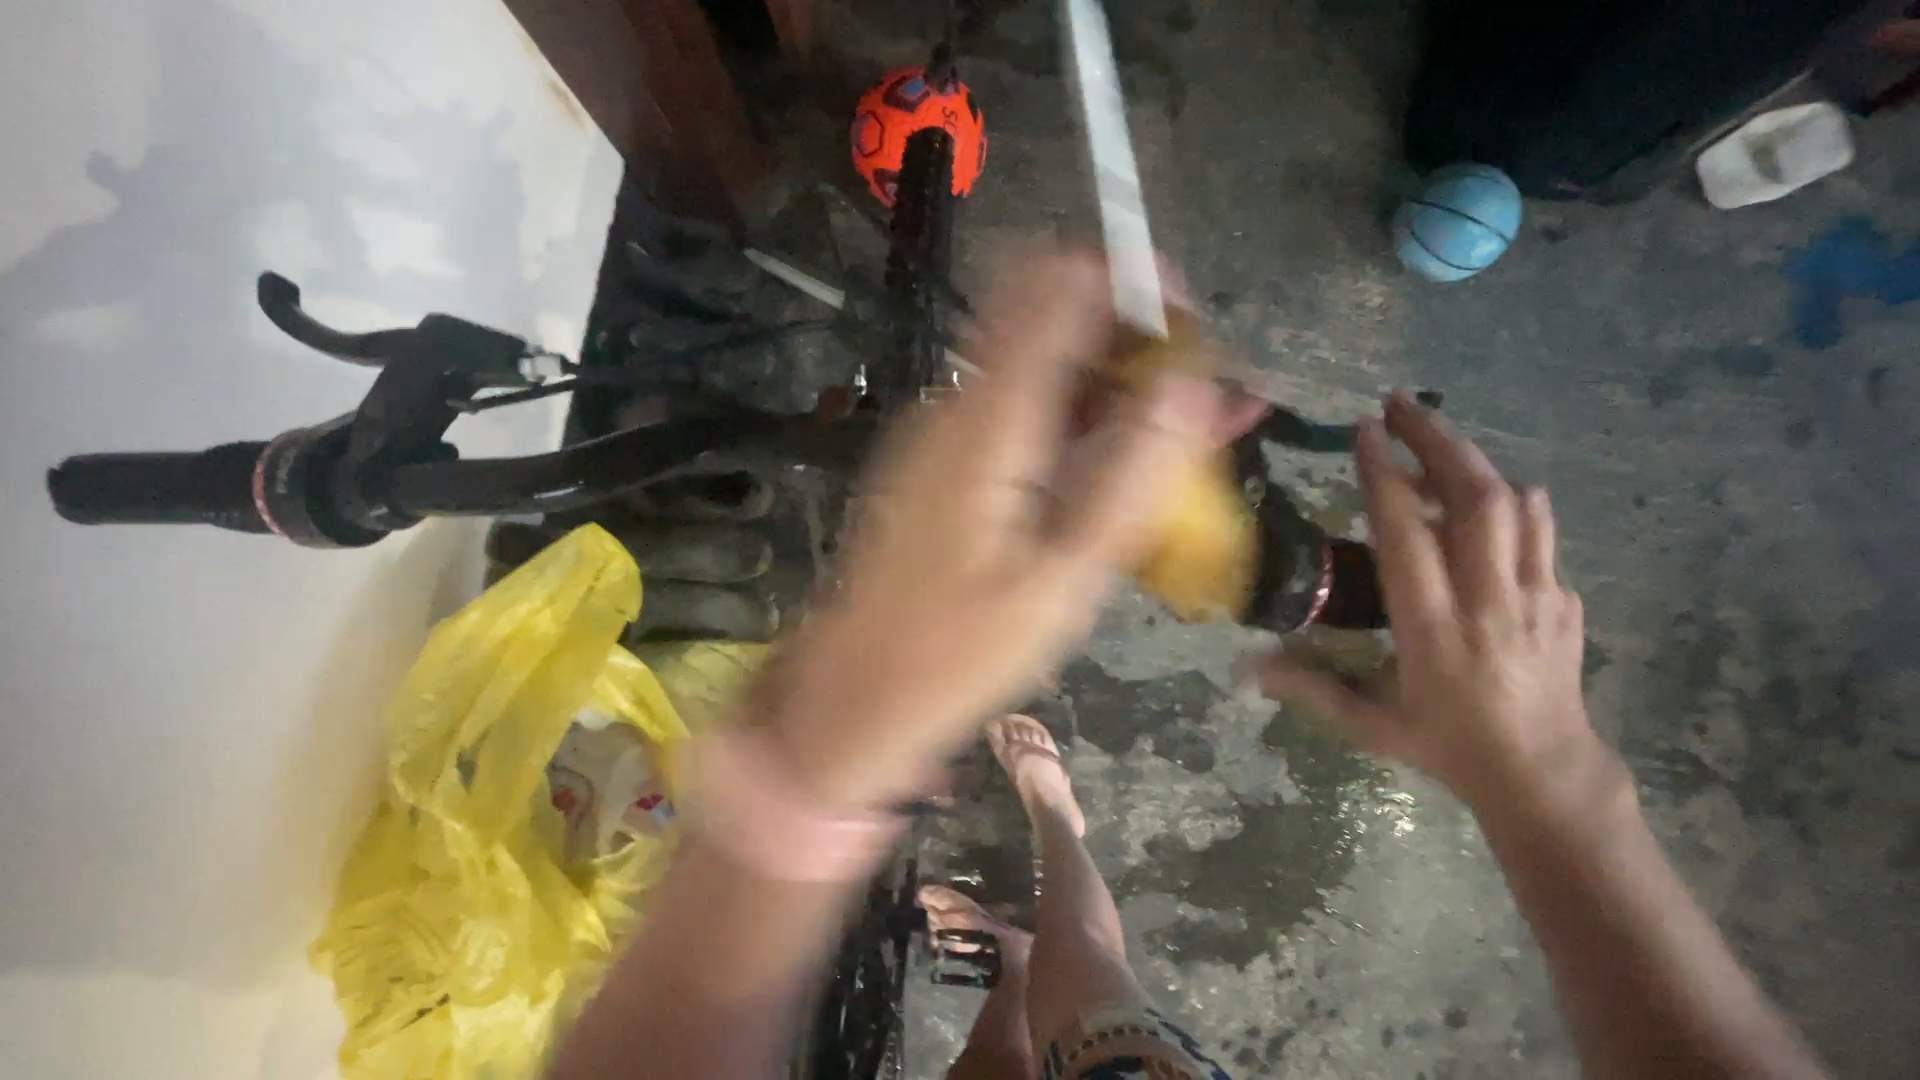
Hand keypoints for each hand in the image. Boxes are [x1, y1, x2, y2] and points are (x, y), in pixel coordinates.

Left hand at [756, 250, 1258, 807]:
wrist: (851, 696)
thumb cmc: (957, 655)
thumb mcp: (1061, 585)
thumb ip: (1128, 482)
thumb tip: (1191, 391)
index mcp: (989, 422)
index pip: (1059, 289)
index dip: (1132, 281)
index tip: (1192, 318)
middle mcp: (957, 407)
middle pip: (1048, 318)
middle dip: (1132, 338)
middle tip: (1199, 394)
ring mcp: (938, 433)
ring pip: (1034, 367)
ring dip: (1107, 384)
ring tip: (1175, 436)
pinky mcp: (934, 464)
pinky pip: (1013, 412)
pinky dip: (1069, 421)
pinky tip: (1107, 466)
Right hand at [1250, 392, 1619, 817]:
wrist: (1546, 775)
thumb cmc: (1446, 746)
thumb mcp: (1368, 725)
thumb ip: (1309, 689)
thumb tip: (1245, 666)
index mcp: (1432, 627)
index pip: (1408, 534)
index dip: (1385, 476)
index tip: (1366, 430)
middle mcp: (1487, 599)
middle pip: (1473, 499)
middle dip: (1436, 441)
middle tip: (1400, 404)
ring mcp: (1535, 595)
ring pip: (1514, 505)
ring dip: (1472, 459)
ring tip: (1436, 436)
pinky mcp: (1562, 598)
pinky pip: (1541, 531)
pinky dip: (1514, 499)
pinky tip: (1493, 491)